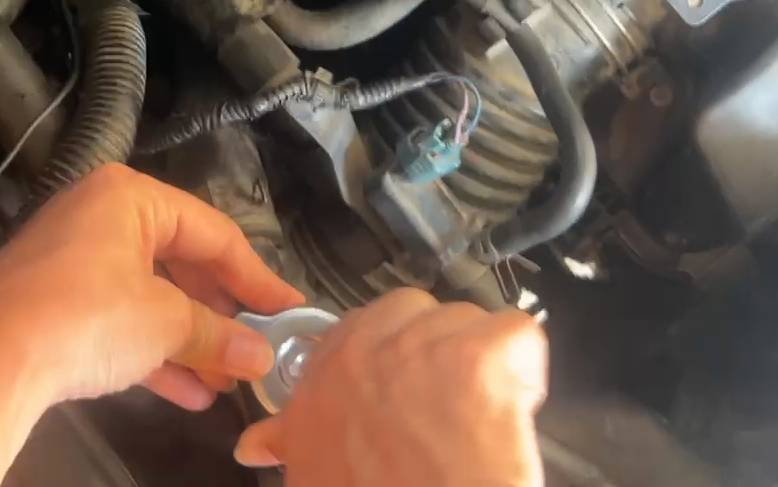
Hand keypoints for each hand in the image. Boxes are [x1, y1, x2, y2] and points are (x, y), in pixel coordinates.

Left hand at [0, 164, 304, 410]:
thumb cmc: (85, 315)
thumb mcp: (161, 322)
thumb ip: (216, 335)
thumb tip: (260, 355)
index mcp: (130, 196)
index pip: (211, 230)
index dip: (256, 275)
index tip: (290, 310)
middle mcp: (101, 213)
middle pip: (179, 259)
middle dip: (218, 311)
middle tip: (255, 350)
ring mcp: (75, 253)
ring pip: (149, 291)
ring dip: (188, 337)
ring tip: (226, 380)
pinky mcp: (56, 293)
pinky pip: (119, 313)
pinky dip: (152, 347)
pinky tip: (187, 390)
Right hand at [234, 288, 547, 486]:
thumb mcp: (309, 467)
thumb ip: (285, 442)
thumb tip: (253, 444)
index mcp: (327, 365)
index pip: (367, 326)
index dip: (396, 361)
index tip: (412, 401)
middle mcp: (366, 343)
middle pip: (415, 310)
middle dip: (437, 349)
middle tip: (453, 407)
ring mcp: (420, 347)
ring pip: (466, 319)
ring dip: (482, 359)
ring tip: (487, 415)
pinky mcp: (477, 361)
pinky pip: (517, 331)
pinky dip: (525, 363)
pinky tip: (517, 404)